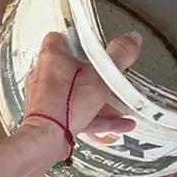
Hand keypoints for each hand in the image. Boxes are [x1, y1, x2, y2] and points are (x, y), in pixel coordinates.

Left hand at [19, 32, 137, 155]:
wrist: (48, 138)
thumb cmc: (66, 103)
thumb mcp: (102, 75)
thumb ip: (119, 55)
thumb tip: (132, 39)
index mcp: (52, 56)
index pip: (62, 38)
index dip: (80, 42)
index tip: (97, 47)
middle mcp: (44, 75)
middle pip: (73, 69)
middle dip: (96, 77)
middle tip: (112, 80)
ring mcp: (45, 98)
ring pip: (76, 95)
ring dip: (100, 101)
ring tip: (121, 107)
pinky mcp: (50, 118)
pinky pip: (77, 115)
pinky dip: (97, 118)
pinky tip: (119, 124)